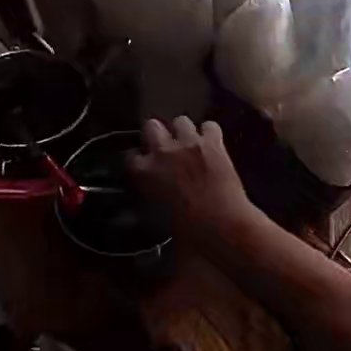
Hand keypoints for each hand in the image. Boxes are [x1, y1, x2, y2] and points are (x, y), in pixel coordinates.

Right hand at [126, 117, 260, 249]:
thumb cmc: (184, 230)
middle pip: (151, 126)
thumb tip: (150, 202)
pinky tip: (213, 145)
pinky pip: (210, 126)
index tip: (147, 168)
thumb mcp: (153, 219)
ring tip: (191, 145)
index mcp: (143, 171)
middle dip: (157, 136)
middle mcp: (162, 151)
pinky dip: (211, 134)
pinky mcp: (213, 142)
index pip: (131, 157)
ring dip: (184, 132)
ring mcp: (188, 143)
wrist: (220, 223)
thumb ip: (147, 202)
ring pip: (180, 120)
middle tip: (167, 150)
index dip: (141, 162)